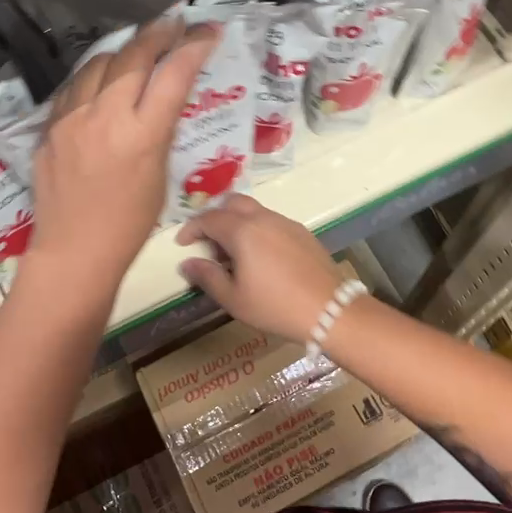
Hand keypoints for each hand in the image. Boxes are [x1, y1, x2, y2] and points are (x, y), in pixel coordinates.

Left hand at [26, 17, 217, 289]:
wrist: (75, 250)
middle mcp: (106, 118)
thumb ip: (161, 131)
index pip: (174, 75)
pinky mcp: (50, 127)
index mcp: (143, 136)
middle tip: (175, 22)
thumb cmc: (130, 224)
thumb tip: (162, 100)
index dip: (194, 46)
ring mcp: (72, 119)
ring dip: (123, 50)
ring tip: (139, 46)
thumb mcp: (161, 175)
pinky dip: (94, 74)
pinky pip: (74, 86)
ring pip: (98, 63)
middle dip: (158, 33)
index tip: (208, 30)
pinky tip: (103, 76)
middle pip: (133, 57)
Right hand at [175, 195, 347, 342]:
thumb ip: (207, 277)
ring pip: (254, 210)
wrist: (329, 309)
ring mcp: (285, 222)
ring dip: (237, 222)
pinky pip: (272, 221)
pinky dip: (257, 229)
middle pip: (232, 203)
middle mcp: (263, 218)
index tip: (182, 243)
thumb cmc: (275, 306)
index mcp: (242, 231)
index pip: (208, 219)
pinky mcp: (302, 232)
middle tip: (209, 242)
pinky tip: (261, 257)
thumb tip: (188, 263)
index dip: (191, 228)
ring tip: (234, 253)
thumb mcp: (234, 299)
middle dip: (215, 217)